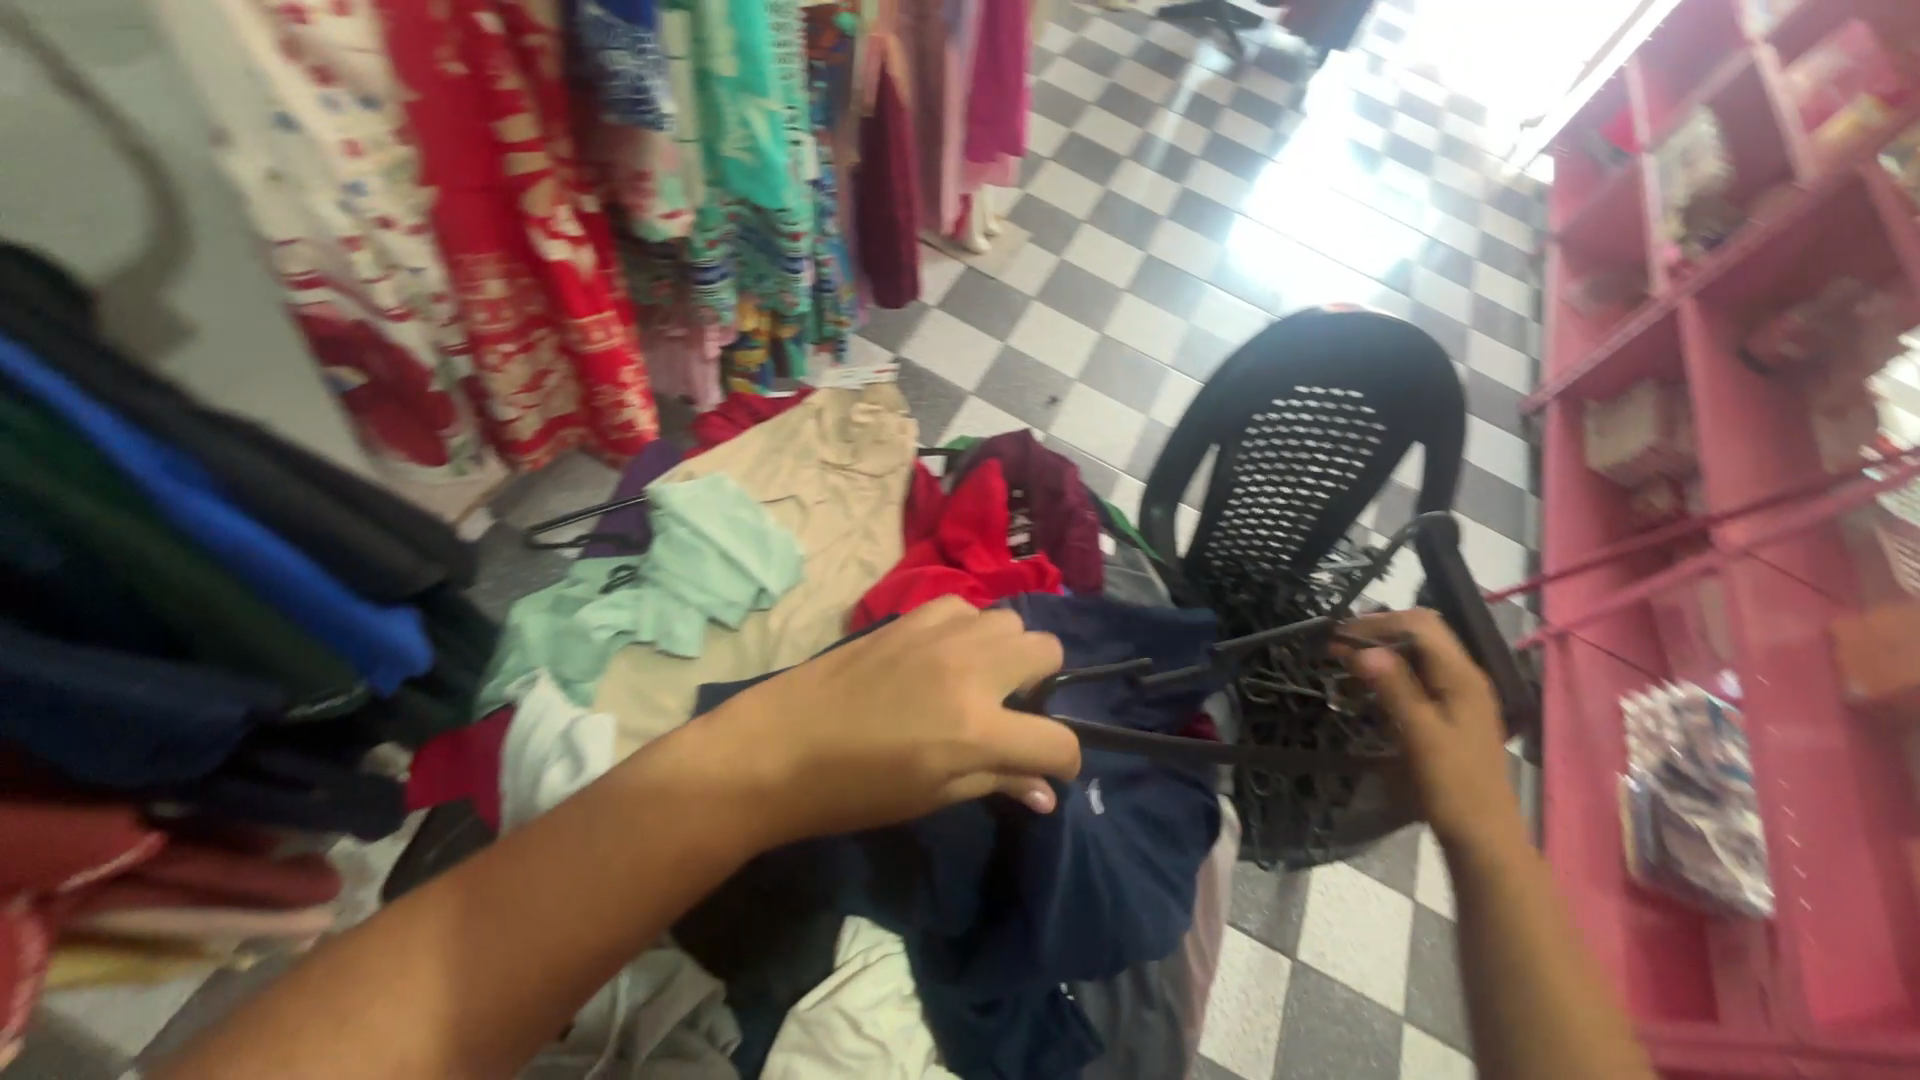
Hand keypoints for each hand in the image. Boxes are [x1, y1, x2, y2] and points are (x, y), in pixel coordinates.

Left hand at [694, 597, 1081, 844]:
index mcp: (978, 727)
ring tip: (977, 680)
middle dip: (1044, 685)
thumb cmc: (853, 791)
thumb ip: (996, 782)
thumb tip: (1044, 792)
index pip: (1057, 740)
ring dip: (1006, 651)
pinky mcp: (907, 618)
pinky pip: (963, 606)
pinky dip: (967, 629)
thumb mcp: (932, 797)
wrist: (777, 748)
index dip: (1061, 761)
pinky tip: (942, 655)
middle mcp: (970, 668)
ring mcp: (939, 635)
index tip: (1046, 769)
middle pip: (1049, 650)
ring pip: (1009, 620)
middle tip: (1011, 712)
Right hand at [1340, 609, 1524, 853]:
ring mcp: (1458, 694)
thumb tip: (1364, 650)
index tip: (1336, 637)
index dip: (1377, 624)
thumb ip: (1394, 688)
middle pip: (1421, 632)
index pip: (1419, 625)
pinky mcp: (1449, 711)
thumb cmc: (1454, 787)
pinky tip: (1367, 683)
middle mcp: (1464, 677)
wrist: (1483, 836)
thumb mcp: (1420, 736)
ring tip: (1343, 660)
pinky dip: (1389, 669)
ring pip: (1418, 652)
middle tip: (1336, 645)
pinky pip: (1417, 674)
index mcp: (1462, 677)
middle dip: (1378, 631)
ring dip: (1381, 648)